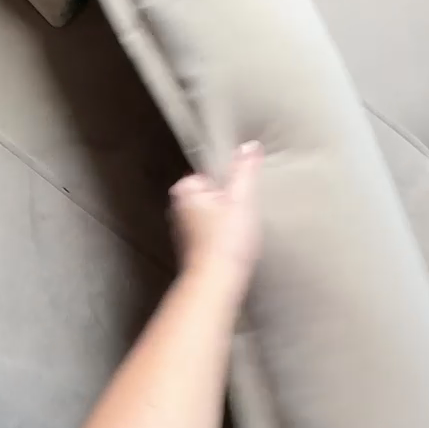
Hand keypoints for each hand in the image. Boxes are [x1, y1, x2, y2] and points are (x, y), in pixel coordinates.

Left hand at [169, 142, 262, 281]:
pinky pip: (213, 231)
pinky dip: (224, 236)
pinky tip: (234, 244)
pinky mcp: (194, 246)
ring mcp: (185, 228)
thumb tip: (250, 145)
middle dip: (228, 202)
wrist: (217, 282)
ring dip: (227, 220)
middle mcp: (178, 207)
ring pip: (214, 213)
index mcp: (185, 190)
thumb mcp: (241, 197)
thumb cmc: (227, 240)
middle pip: (214, 193)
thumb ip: (245, 169)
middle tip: (241, 216)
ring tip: (238, 232)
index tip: (240, 197)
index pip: (212, 174)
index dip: (230, 185)